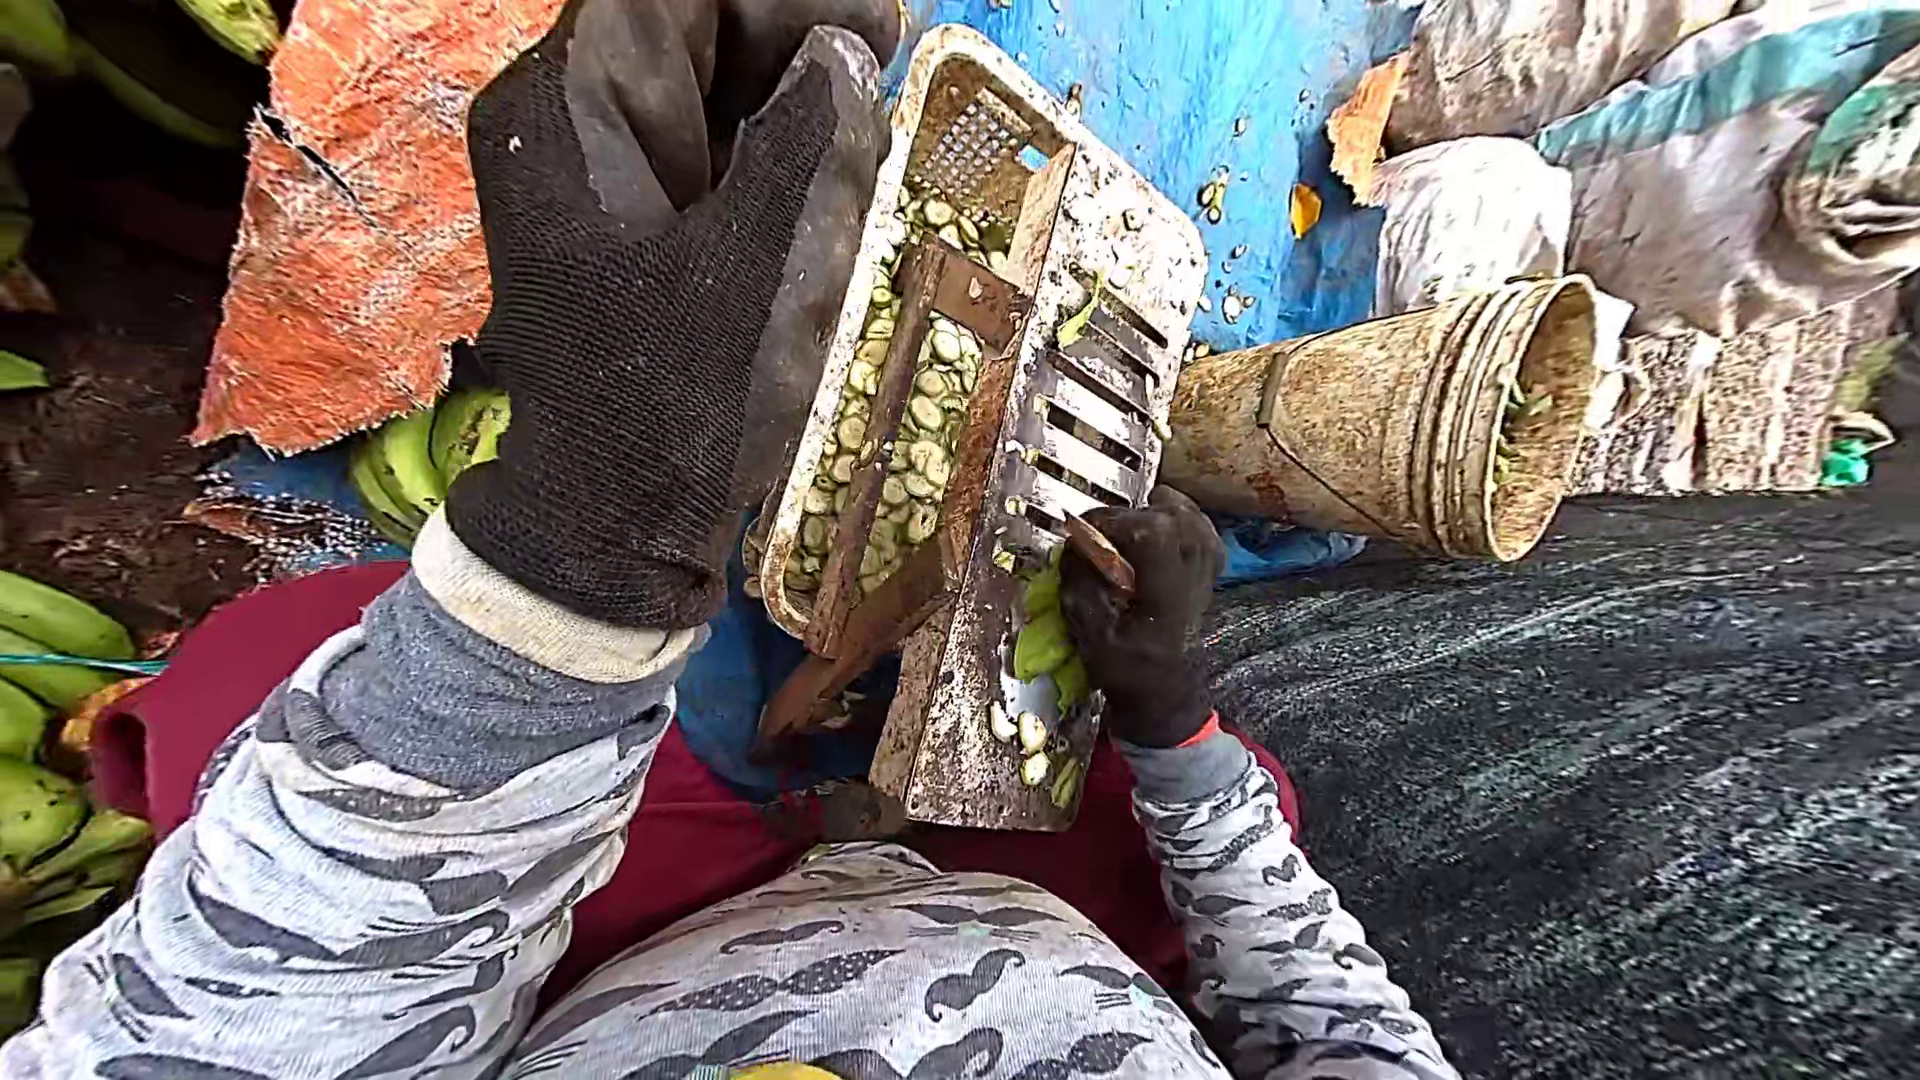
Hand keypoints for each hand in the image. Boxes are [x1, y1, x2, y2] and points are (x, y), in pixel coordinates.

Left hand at [447, 0, 899, 628]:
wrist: (627, 523)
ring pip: (715, 121)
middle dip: (797, 51)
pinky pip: (723, 190)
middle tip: (892, 73)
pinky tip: (837, 200)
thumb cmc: (685, 404)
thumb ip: (804, 153)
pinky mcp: (652, 261)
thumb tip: (843, 62)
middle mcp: (587, 146)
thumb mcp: (759, 272)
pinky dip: (784, 182)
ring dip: (798, 119)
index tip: (882, 24)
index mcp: (582, 119)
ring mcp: (618, 208)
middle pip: (695, 49)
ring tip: (879, 136)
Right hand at [1060, 487, 1225, 747]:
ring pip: (1192, 518)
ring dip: (1152, 512)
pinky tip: (1158, 521)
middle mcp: (1193, 580)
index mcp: (1165, 599)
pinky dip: (1178, 517)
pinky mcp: (1208, 572)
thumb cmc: (1125, 669)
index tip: (1086, 532)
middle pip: (1173, 518)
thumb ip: (1080, 587)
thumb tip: (1073, 545)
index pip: (1154, 535)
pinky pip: (1202, 529)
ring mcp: (1207, 575)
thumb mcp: (1090, 636)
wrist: (1163, 691)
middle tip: (1102, 533)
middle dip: (1127, 517)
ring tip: (1126, 525)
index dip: (1115, 521)